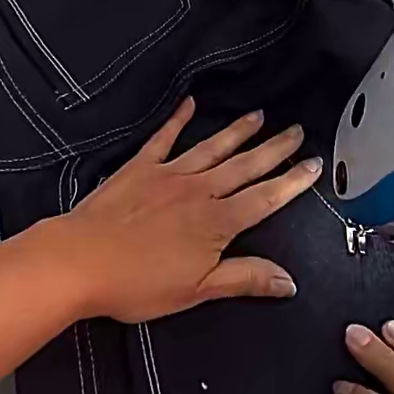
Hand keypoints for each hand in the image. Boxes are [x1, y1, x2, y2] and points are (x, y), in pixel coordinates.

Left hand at [31, 98, 320, 323]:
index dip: (293, 181)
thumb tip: (290, 281)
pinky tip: (190, 103)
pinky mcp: (141, 167)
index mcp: (217, 221)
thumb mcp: (197, 290)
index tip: (314, 164)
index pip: (266, 197)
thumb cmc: (138, 283)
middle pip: (246, 165)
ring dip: (239, 131)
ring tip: (260, 115)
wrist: (79, 261)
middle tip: (297, 129)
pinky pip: (164, 138)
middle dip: (275, 148)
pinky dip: (178, 119)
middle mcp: (201, 190)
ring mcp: (170, 174)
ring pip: (214, 147)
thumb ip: (245, 279)